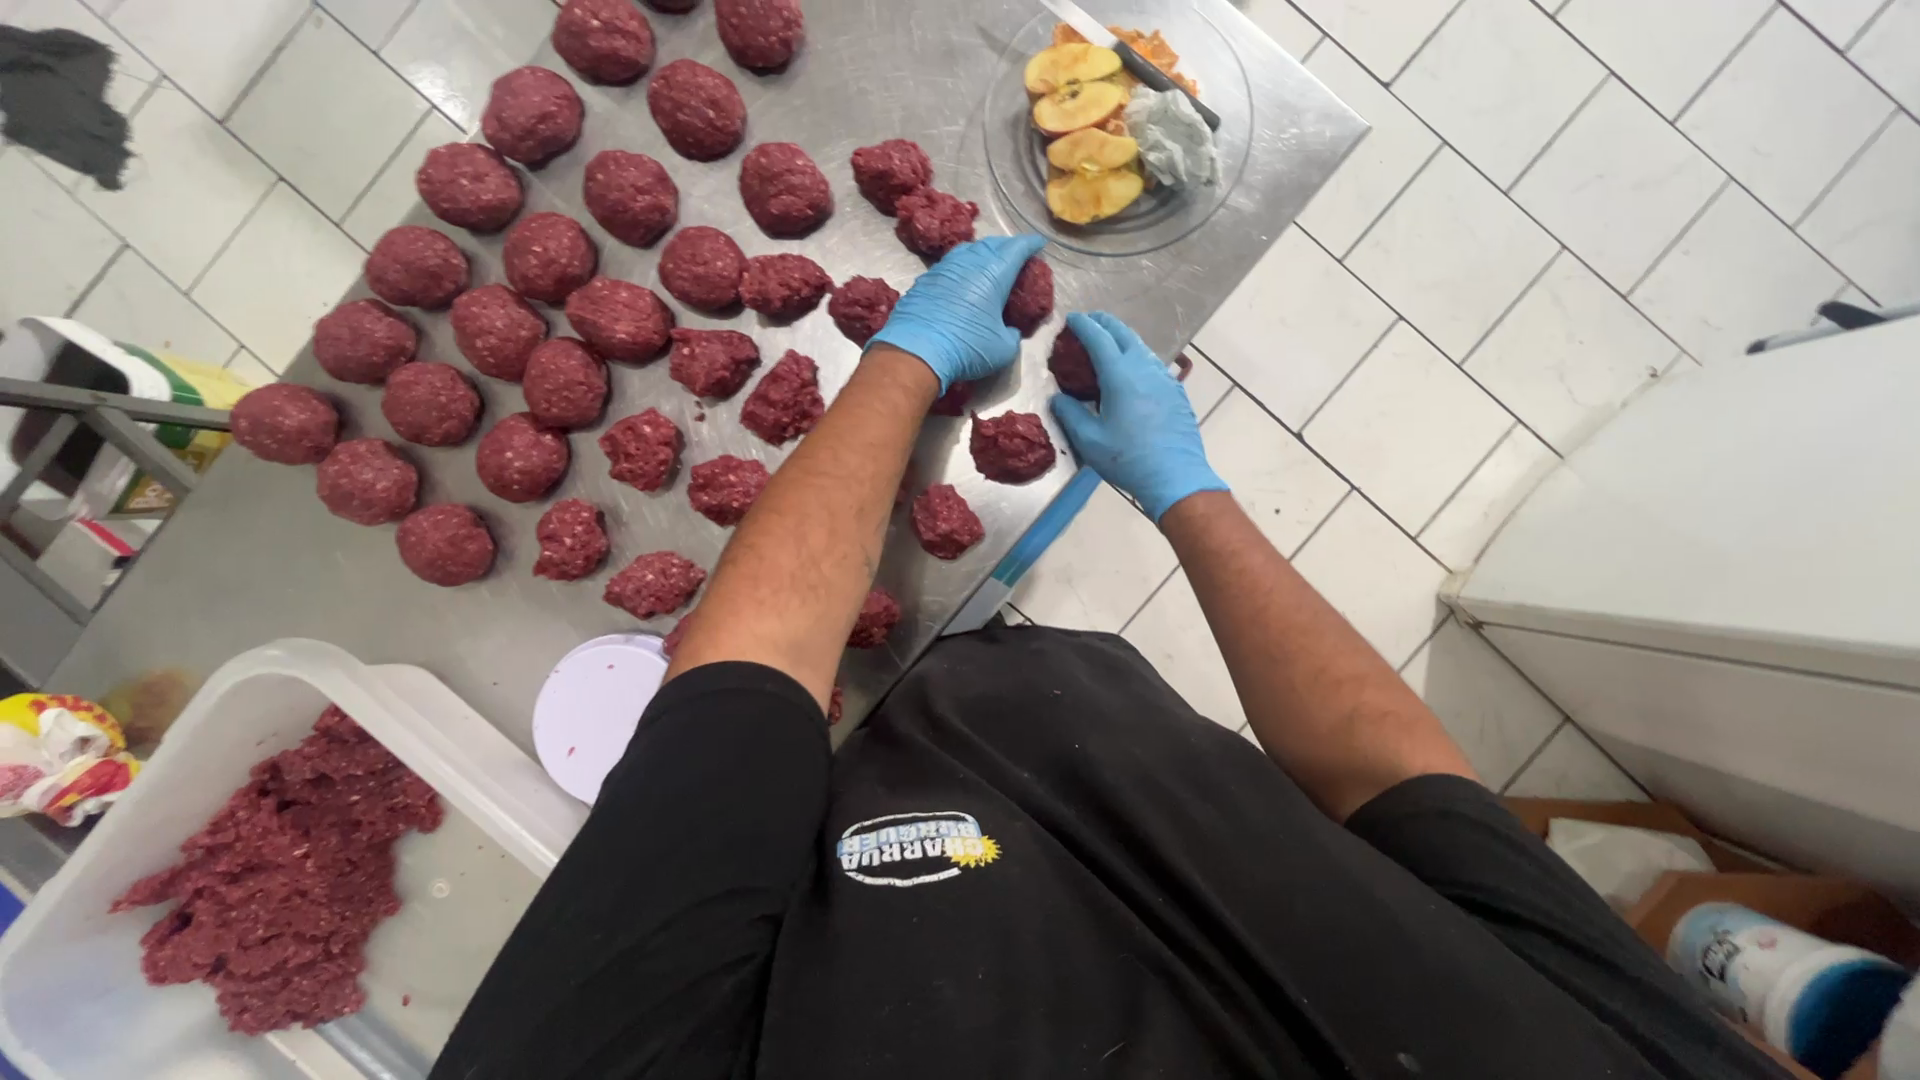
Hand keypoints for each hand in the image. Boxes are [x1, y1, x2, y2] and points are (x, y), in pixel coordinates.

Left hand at [868, 234, 1047, 393]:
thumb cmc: (966, 348)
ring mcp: (943, 269)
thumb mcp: (1002, 349)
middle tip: (1014, 254)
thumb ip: (1012, 335)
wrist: (916, 352)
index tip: (1039, 243)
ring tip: (987, 263)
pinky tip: (961, 280)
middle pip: (991, 245)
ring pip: (967, 251)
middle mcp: (968, 263)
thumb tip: (1010, 331)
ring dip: (981, 254)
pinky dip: (961, 268)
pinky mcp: (924, 281)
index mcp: (993, 273)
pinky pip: (949, 266)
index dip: (1031, 244)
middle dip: (1006, 246)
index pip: (1017, 248)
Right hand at [1050, 312, 1226, 522]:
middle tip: (1090, 322)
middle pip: (1124, 334)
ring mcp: (1164, 378)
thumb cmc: (1128, 459)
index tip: (1071, 319)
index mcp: (1120, 376)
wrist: (1176, 476)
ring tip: (1108, 344)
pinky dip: (1136, 357)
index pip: (1099, 339)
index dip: (1083, 326)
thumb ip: (1069, 414)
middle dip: (1105, 323)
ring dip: (1122, 339)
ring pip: (1141, 347)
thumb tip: (1058, 398)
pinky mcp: (1176, 392)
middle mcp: (1144, 368)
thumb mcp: (1089, 440)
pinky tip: (1131, 372)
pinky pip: (1152, 364)